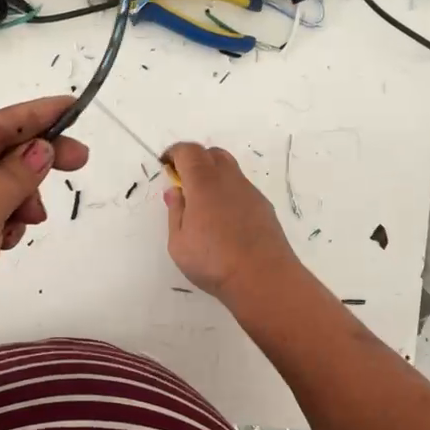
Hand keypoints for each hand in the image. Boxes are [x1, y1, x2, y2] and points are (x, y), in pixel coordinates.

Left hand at [0, 96, 87, 341]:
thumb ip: (14, 175)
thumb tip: (42, 149)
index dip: (32, 116)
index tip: (70, 107)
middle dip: (34, 161)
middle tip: (79, 160)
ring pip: (1, 184)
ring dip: (22, 198)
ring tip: (27, 221)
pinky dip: (9, 220)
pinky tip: (8, 239)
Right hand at [162, 142, 303, 302]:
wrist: (263, 278)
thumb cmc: (213, 262)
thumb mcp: (179, 242)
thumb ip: (175, 212)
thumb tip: (175, 191)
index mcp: (203, 183)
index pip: (189, 151)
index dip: (175, 153)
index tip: (165, 166)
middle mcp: (229, 180)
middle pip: (212, 154)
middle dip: (194, 160)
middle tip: (183, 182)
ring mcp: (250, 192)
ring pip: (230, 170)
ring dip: (213, 176)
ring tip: (202, 204)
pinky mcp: (263, 207)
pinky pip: (241, 189)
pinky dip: (228, 192)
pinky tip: (224, 219)